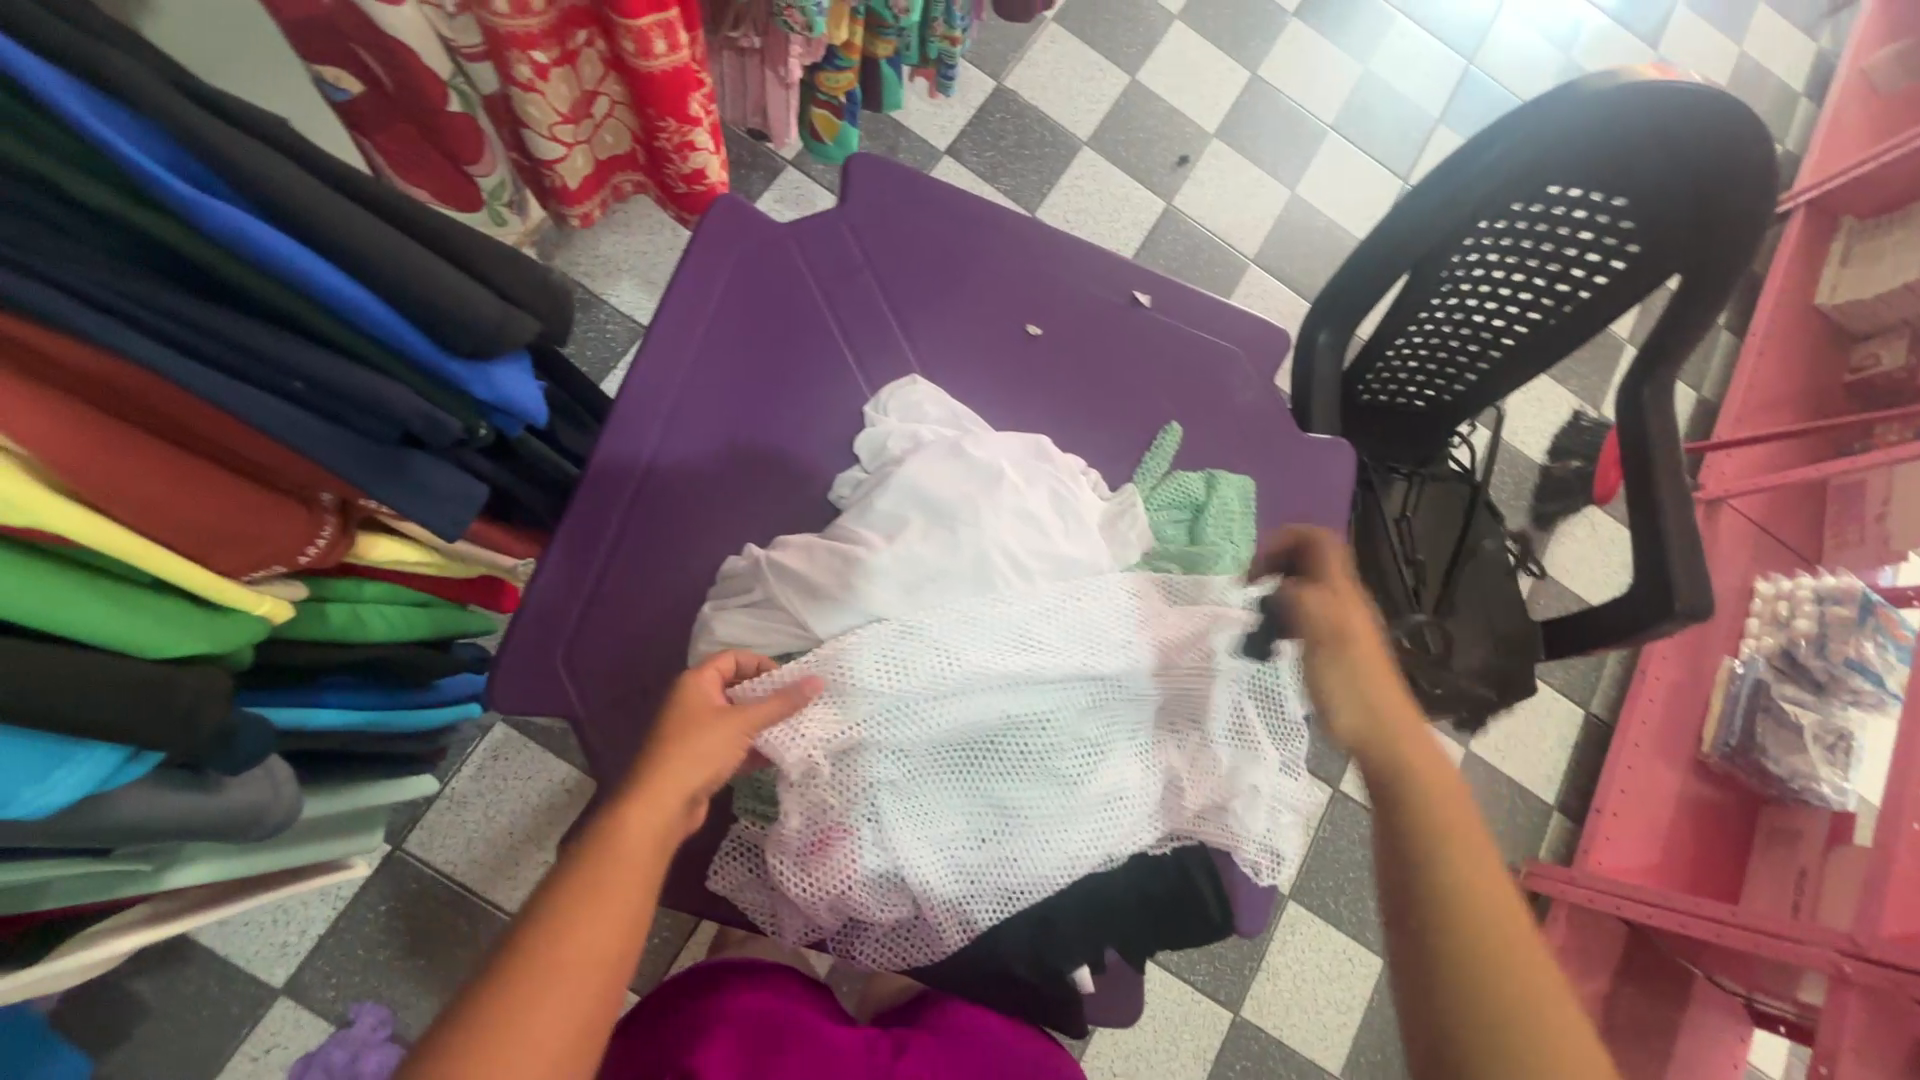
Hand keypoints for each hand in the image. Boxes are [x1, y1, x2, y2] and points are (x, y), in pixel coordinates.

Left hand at [619, 651, 821, 839]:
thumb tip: (818, 681)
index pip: (733, 659)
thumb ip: (781, 703)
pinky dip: (752, 748)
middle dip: (767, 697)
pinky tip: (777, 756)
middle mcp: (693, 702)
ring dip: (763, 725)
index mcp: (697, 682)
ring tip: (794, 729)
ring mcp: (696, 732)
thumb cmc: (699, 751)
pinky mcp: (700, 759)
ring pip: (736, 720)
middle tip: (796, 705)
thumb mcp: (744, 722)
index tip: (787, 681)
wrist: (661, 806)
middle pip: (736, 689)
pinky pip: (732, 745)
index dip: (761, 665)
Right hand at [1250, 526, 1421, 758]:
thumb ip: (1300, 599)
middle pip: (1308, 559)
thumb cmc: (1350, 688)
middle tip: (1249, 590)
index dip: (1283, 541)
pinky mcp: (1334, 646)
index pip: (1316, 539)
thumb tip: (1278, 585)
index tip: (1255, 570)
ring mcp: (1340, 623)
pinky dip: (1283, 617)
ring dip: (1276, 592)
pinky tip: (1273, 640)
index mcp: (1341, 592)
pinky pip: (1304, 614)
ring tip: (1257, 616)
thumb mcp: (1322, 636)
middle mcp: (1343, 600)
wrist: (1383, 735)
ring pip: (1304, 587)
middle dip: (1274, 564)